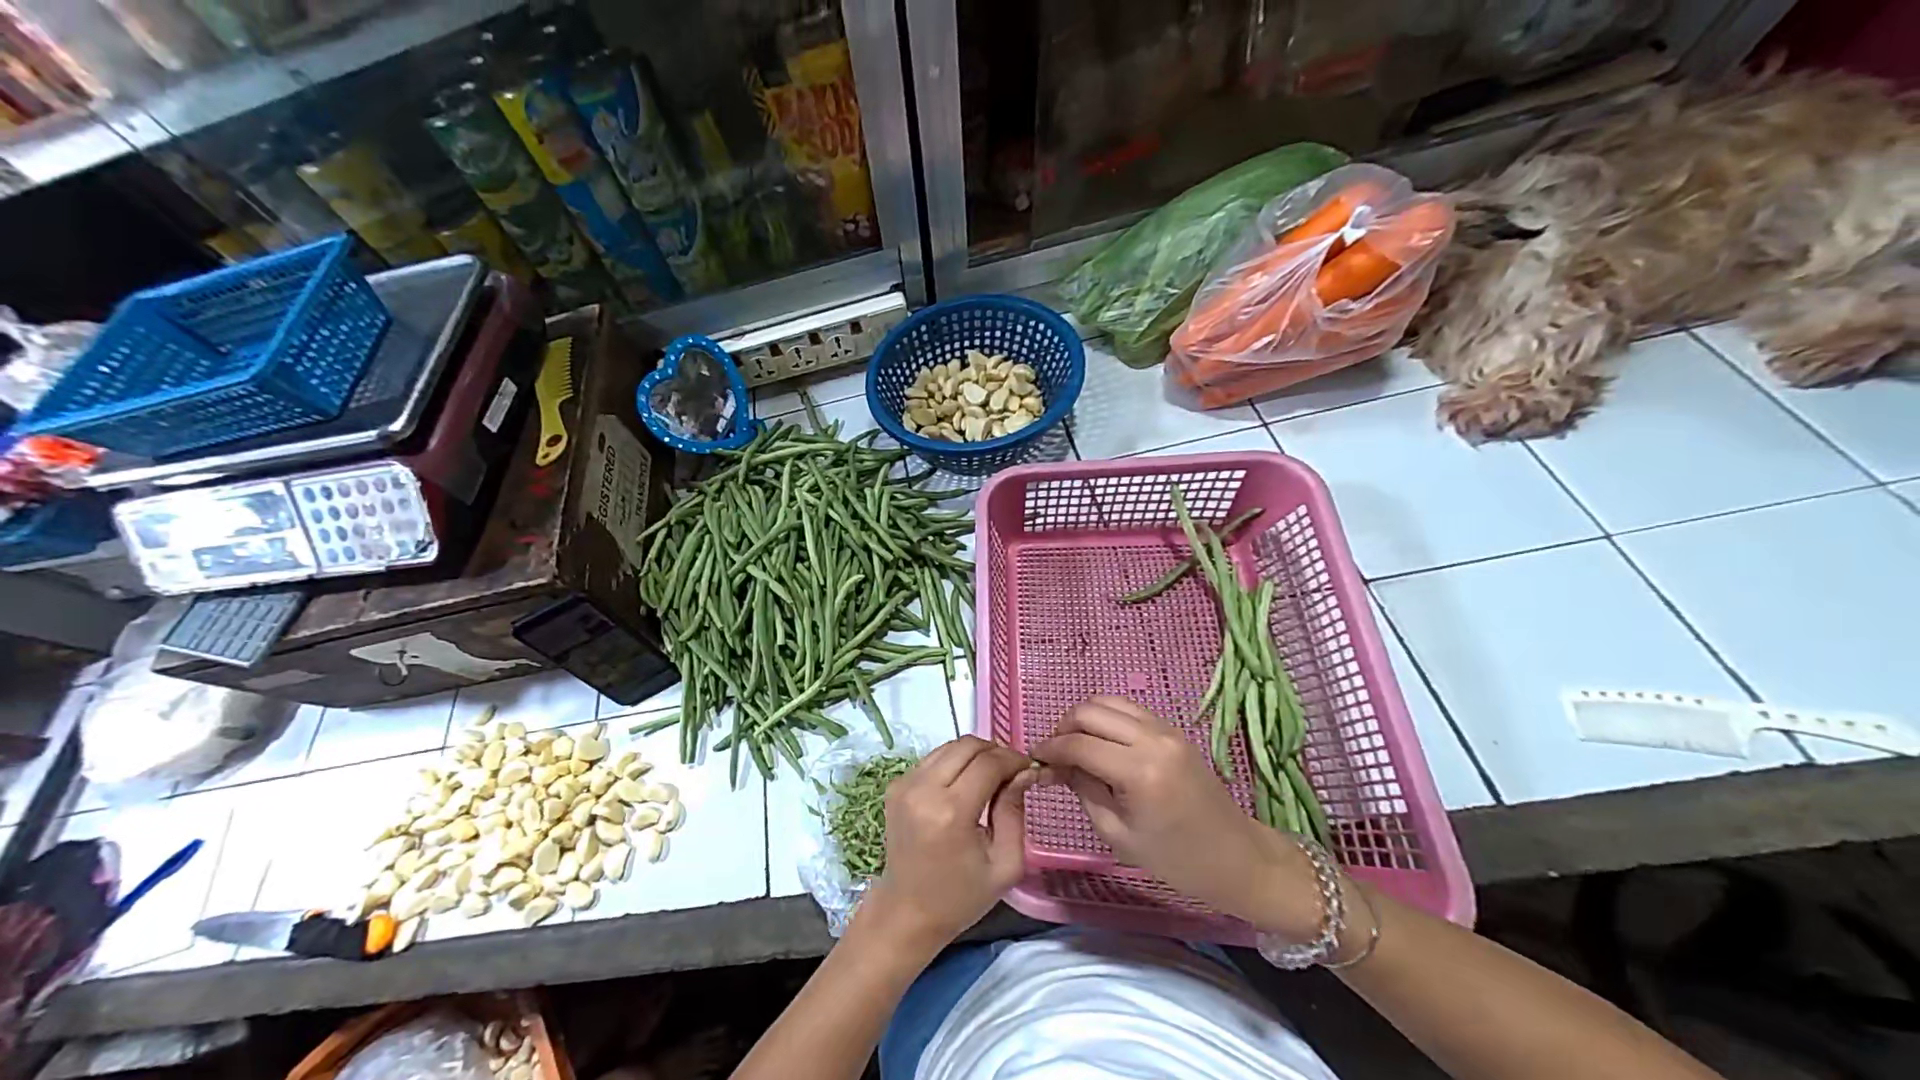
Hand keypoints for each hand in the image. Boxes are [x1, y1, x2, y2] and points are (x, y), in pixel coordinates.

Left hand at [856, 736, 1036, 950]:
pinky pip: (933, 759)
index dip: (1014, 759)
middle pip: (967, 746)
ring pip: (949, 747)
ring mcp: (905, 785)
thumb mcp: (1005, 865)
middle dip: (995, 752)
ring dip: (974, 754)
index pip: (988, 763)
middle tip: (1012, 771)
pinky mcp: (896, 786)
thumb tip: (1024, 772)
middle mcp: (923, 790)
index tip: (1029, 768)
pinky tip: (965, 785)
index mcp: (951, 812)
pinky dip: (954, 763)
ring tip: (991, 777)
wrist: (906, 912)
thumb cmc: (961, 897)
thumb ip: (1015, 812)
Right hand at [1032, 696, 1325, 940]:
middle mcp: (1153, 739)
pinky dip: (1106, 718)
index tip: (1034, 759)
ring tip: (1073, 746)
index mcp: (1140, 772)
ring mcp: (1166, 729)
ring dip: (1083, 718)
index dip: (1050, 749)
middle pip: (1090, 711)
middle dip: (1063, 727)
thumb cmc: (1175, 859)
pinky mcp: (1173, 729)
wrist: (1236, 857)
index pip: (1079, 743)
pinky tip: (1099, 743)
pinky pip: (1128, 710)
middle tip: (1053, 754)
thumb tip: (1054, 765)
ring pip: (1108, 702)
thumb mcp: (1117, 834)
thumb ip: (1082, 789)